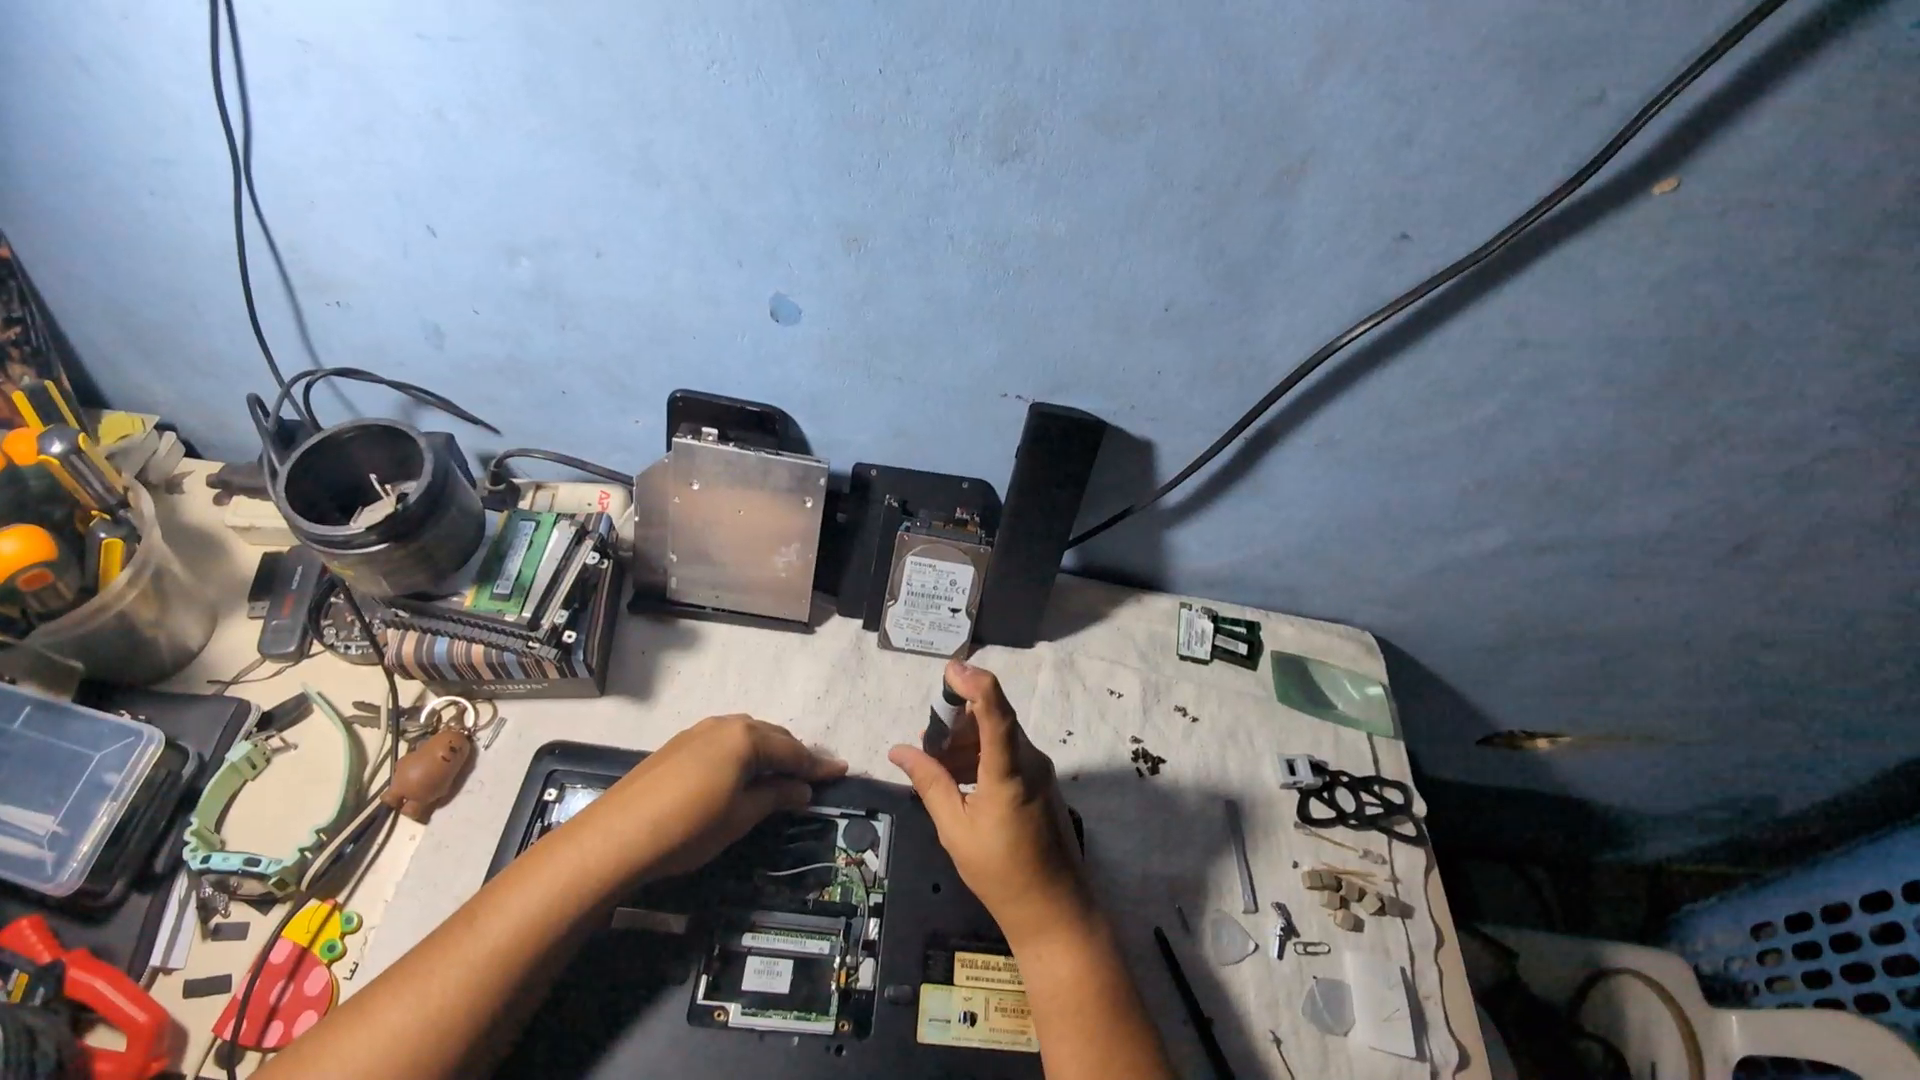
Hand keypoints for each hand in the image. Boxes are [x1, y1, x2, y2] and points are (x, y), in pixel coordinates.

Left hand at [570, 715, 846, 880]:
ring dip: (766, 754)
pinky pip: (723, 743)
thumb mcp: (741, 816)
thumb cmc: (689, 827)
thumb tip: (802, 789)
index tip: (841, 771)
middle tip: (813, 777)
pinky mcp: (677, 746)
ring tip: (781, 776)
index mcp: (746, 737)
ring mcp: (697, 733)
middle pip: (770, 737)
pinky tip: (742, 774)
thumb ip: (776, 796)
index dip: (817, 766)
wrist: (617, 837)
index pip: (793, 751)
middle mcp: (724, 725)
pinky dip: (742, 756)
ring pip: (745, 737)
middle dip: (793, 756)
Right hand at [889, 660, 1095, 948]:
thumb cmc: (1000, 872)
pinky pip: (1008, 753)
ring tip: (936, 767)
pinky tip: (958, 780)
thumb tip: (898, 750)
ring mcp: (1040, 770)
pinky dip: (981, 756)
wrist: (1054, 909)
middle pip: (992, 718)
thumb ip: (929, 782)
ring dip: (966, 741)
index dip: (973, 682)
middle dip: (955, 720)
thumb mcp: (955, 829)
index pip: (995, 709)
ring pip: (999, 735)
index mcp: (1009, 769)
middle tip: (926, 744)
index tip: (948, 669)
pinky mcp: (1041, 782)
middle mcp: (1030, 760)